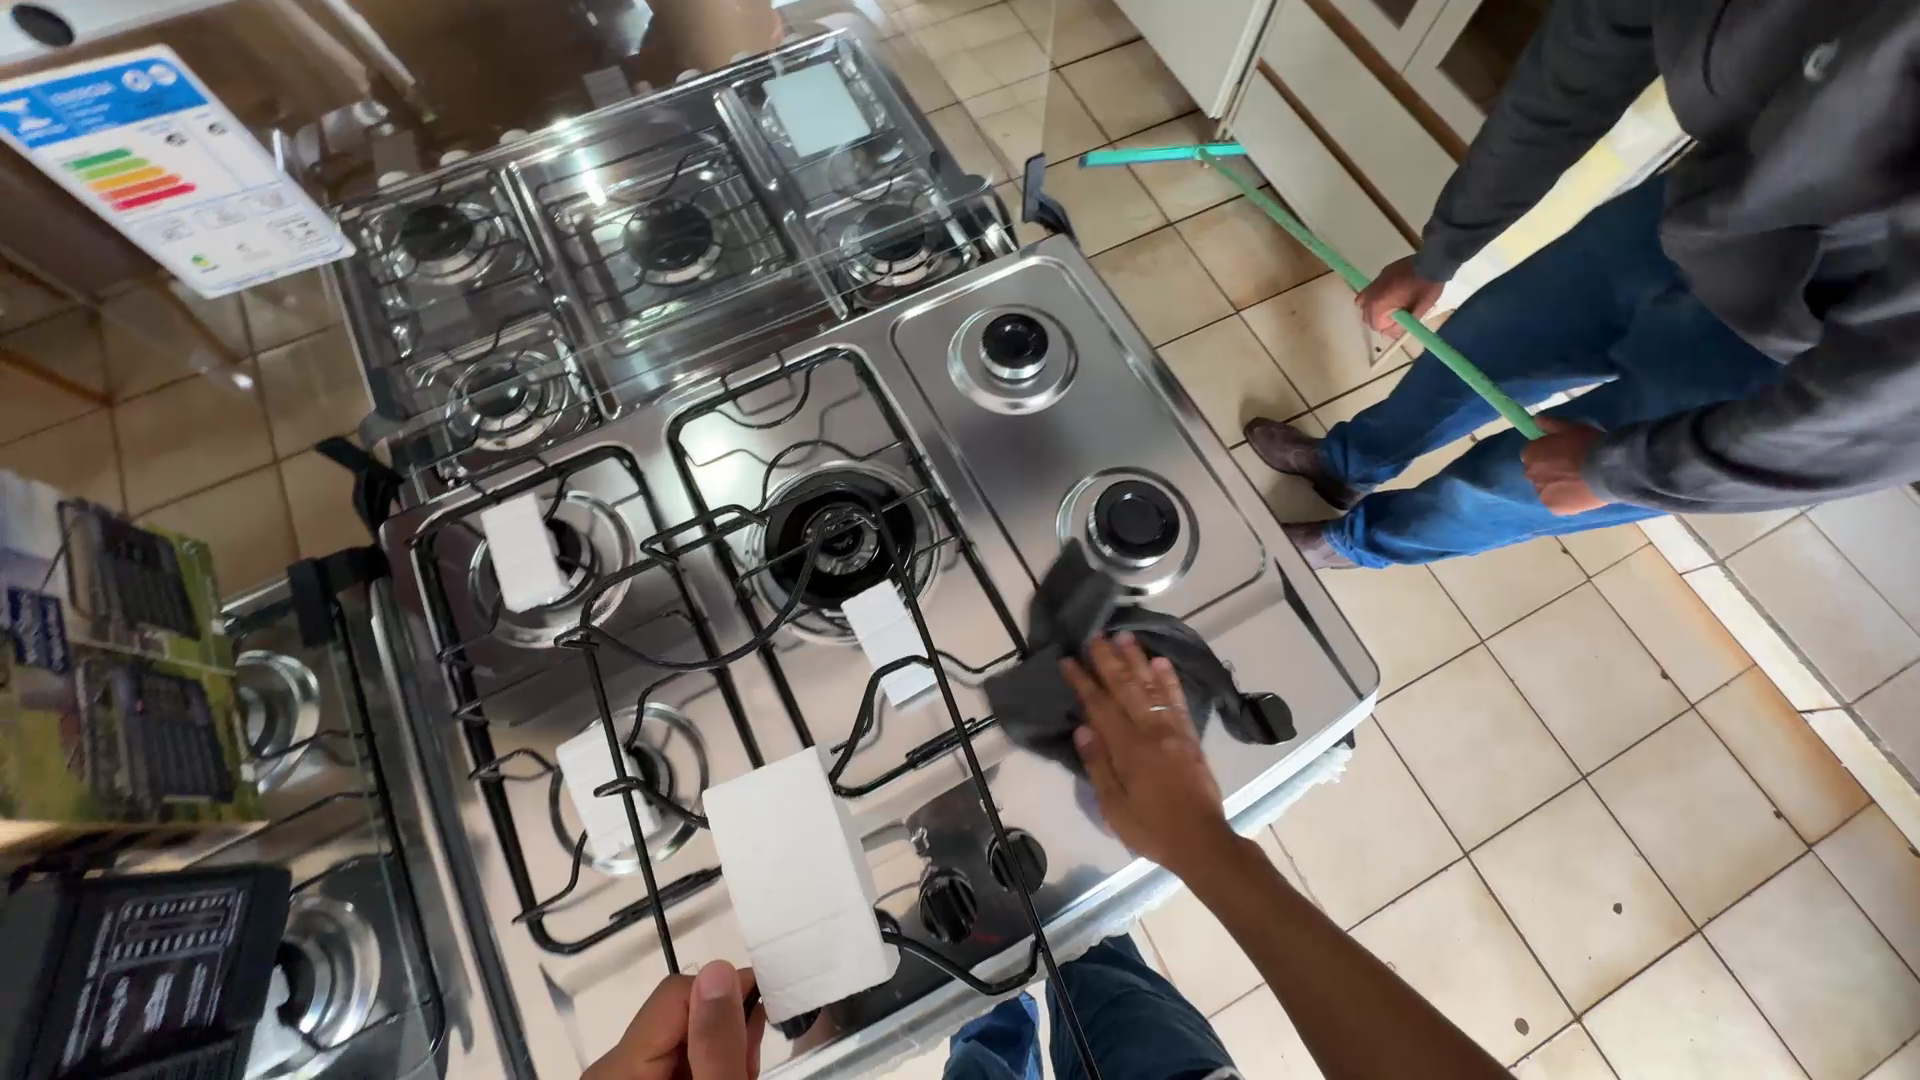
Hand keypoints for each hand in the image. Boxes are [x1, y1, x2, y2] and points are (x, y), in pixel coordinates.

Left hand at [584, 960, 766, 1079]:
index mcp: (617, 1068)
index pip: (678, 992)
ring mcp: (619, 1077)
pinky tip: (718, 1079)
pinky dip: (704, 1067)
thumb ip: (717, 1044)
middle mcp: (609, 1067)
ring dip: (718, 1051)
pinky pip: (673, 1056)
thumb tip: (718, 969)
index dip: (726, 999)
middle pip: (681, 1012)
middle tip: (747, 1068)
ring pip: (682, 1034)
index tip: (758, 1030)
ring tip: (737, 1076)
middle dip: (724, 1032)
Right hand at [1060, 634, 1238, 878]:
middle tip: (1095, 636)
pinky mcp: (1190, 737)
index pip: (1099, 706)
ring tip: (1125, 637)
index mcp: (1127, 749)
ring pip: (1152, 687)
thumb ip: (1097, 766)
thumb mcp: (1113, 806)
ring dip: (1137, 660)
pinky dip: (1169, 680)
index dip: (1082, 681)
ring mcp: (1173, 731)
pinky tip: (1160, 662)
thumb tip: (1082, 730)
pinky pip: (1178, 701)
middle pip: (1125, 688)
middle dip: (1108, 660)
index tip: (1068, 660)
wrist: (1202, 841)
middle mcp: (1150, 732)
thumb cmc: (1151, 828)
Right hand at [1356, 255, 1444, 338]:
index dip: (1389, 327)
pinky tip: (1391, 293)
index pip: (1376, 326)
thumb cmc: (1425, 288)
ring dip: (1374, 308)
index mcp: (1377, 306)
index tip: (1403, 321)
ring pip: (1363, 304)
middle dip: (1380, 319)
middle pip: (1367, 317)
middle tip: (1398, 314)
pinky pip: (1370, 292)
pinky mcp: (1379, 276)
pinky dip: (1376, 297)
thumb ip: (1401, 326)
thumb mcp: (1418, 312)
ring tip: (1390, 305)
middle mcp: (1369, 297)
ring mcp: (1372, 285)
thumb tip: (1391, 333)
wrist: (1432, 261)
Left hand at [1521, 417, 1607, 515]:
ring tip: (1581, 483)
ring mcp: (1540, 491)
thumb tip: (1536, 420)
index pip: (1533, 454)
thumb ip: (1551, 425)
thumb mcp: (1572, 428)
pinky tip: (1582, 494)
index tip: (1564, 455)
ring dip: (1558, 486)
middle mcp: (1529, 473)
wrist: (1609, 469)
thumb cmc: (1590, 444)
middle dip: (1551, 471)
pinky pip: (1556, 503)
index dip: (1548, 455)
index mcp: (1530, 453)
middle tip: (1574, 470)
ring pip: (1546, 489)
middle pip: (1537, 472)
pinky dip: (1566, 500)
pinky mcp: (1552, 507)